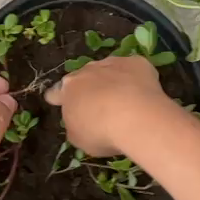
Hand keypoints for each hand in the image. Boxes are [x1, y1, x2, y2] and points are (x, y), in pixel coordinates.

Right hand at [43, 55, 177, 156]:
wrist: (134, 116)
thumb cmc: (100, 132)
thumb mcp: (79, 138)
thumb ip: (75, 126)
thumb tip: (80, 120)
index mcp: (69, 90)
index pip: (57, 92)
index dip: (57, 97)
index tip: (55, 99)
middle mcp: (87, 71)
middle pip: (84, 77)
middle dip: (89, 87)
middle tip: (98, 104)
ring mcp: (112, 63)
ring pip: (109, 70)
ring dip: (112, 81)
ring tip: (123, 99)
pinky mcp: (136, 62)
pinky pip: (132, 69)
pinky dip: (135, 78)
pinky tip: (143, 92)